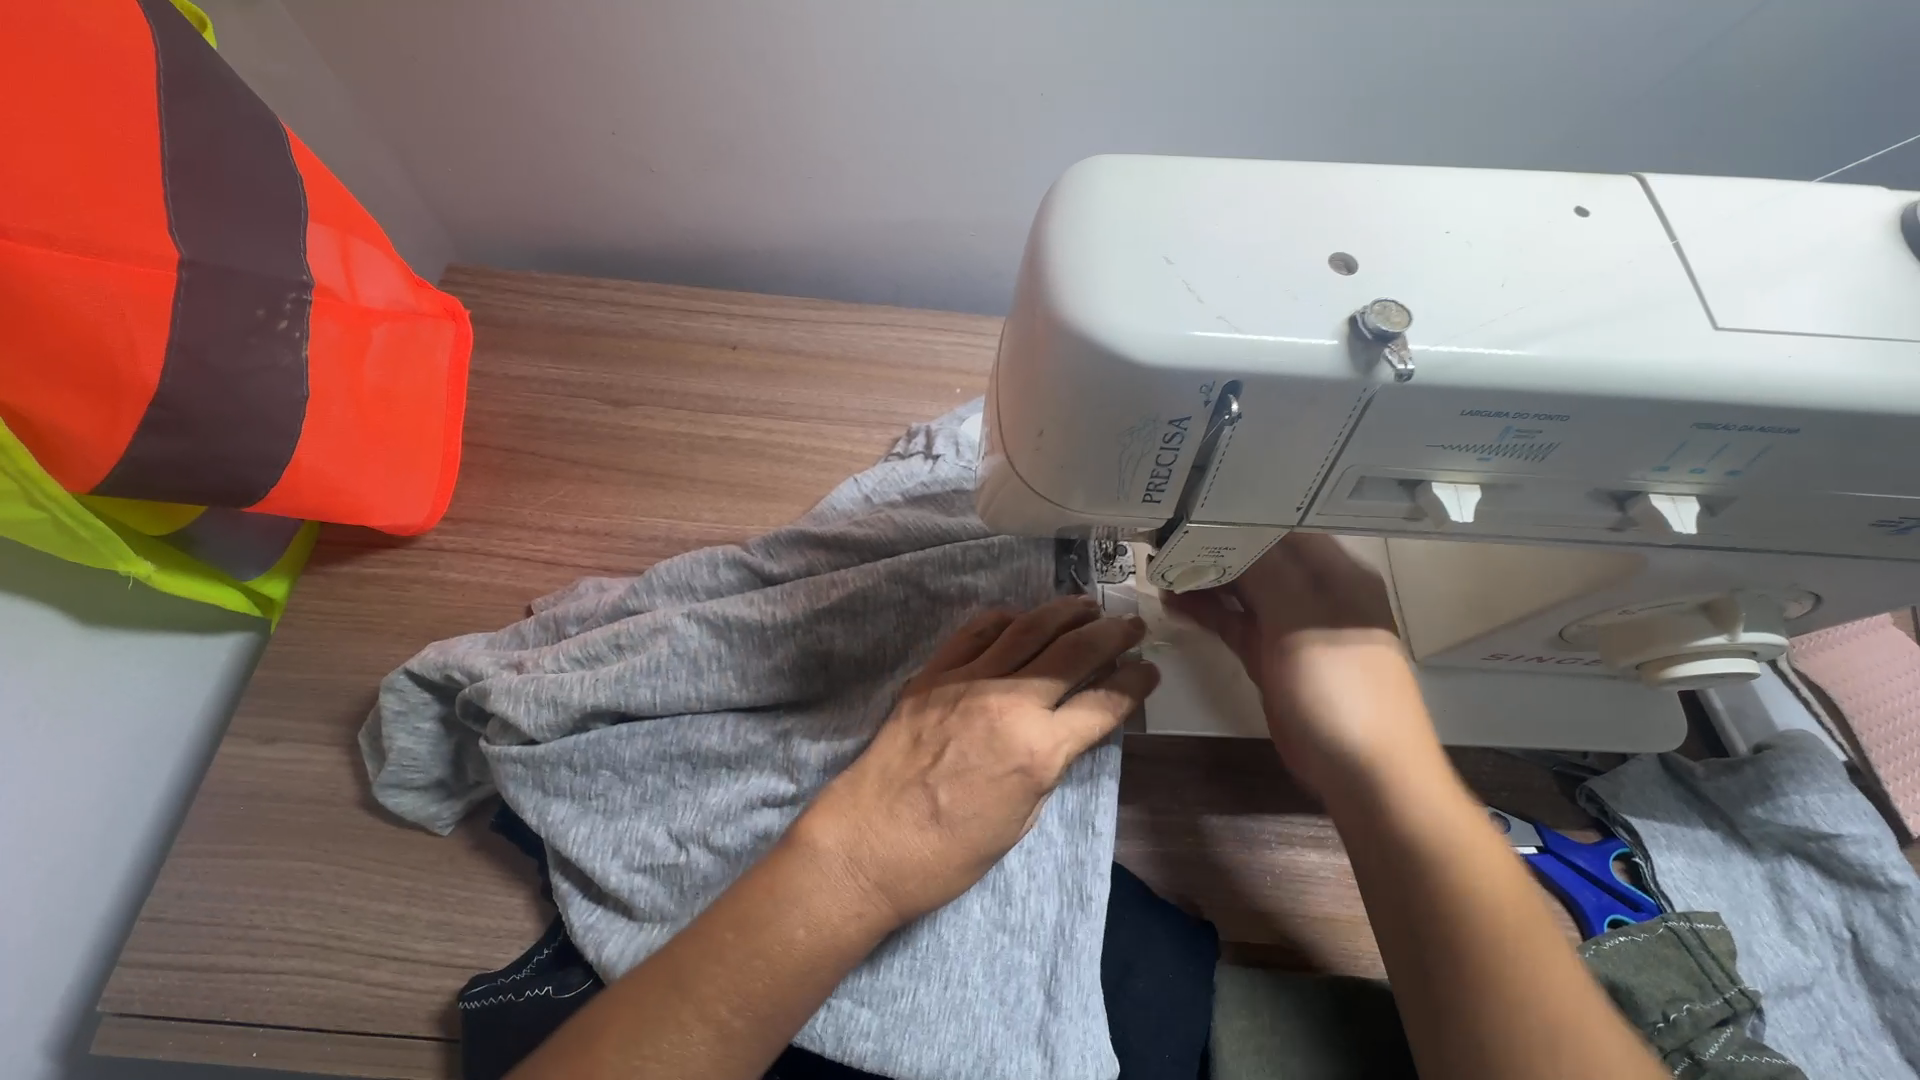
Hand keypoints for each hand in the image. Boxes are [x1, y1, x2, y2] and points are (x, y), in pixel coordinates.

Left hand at [791, 595, 1157, 926]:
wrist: (870, 844)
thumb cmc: (950, 853)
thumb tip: (1068, 730)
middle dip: (1112, 634)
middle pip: (1074, 652)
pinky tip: (1021, 618)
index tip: (1149, 670)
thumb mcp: (1023, 818)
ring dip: (1065, 612)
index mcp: (1039, 751)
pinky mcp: (933, 674)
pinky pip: (976, 632)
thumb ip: (1050, 764)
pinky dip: (1006, 619)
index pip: (1104, 703)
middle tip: (1133, 624)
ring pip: (1028, 629)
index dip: (1135, 683)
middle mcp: (1010, 703)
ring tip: (1088, 605)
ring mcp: (967, 681)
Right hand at [1164, 533, 1441, 796]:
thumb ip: (1265, 571)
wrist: (1363, 771)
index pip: (1281, 527)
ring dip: (1205, 578)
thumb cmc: (1341, 686)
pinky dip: (1207, 612)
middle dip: (1213, 545)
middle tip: (1163, 534)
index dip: (1236, 515)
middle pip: (1258, 557)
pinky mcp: (1271, 658)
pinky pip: (1235, 624)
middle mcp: (1314, 593)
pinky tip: (1174, 600)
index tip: (1189, 504)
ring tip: (1159, 564)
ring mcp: (1291, 628)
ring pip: (1243, 591)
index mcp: (1336, 573)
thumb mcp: (1303, 618)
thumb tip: (1224, 529)